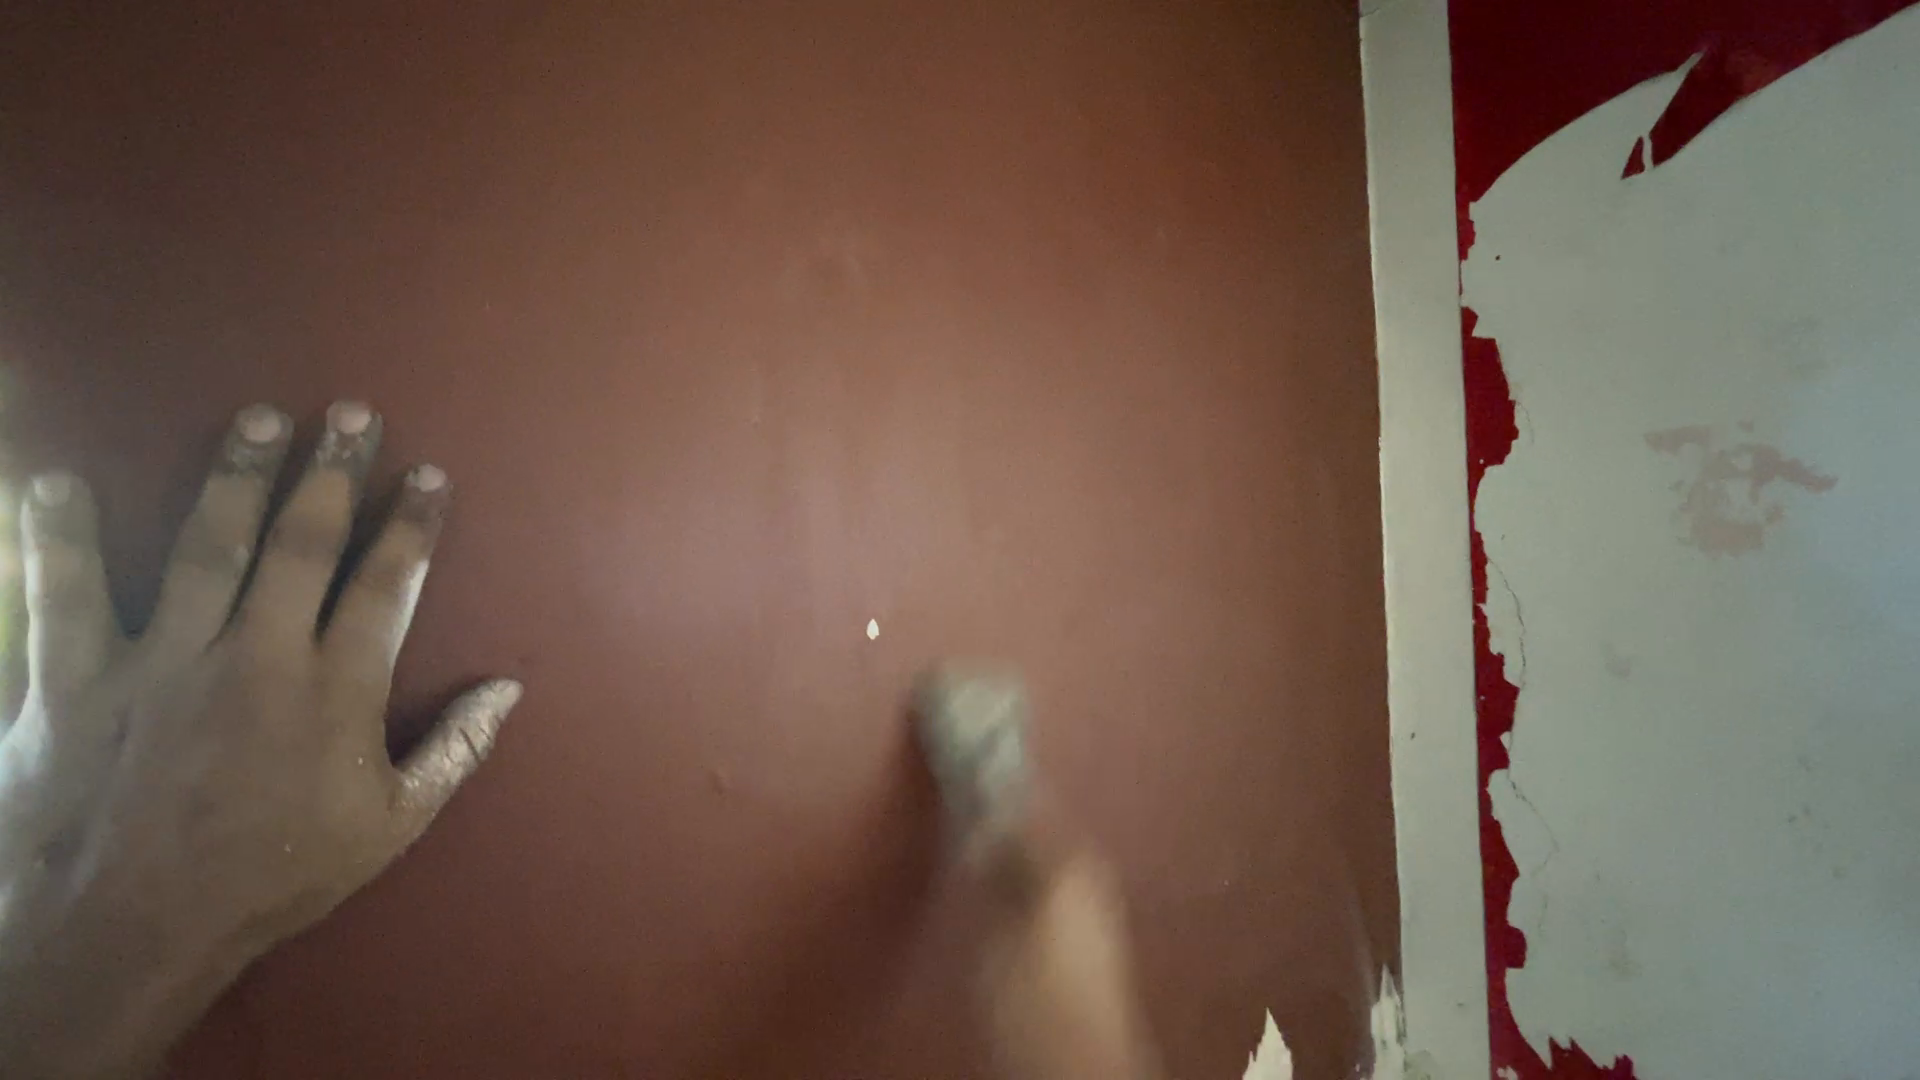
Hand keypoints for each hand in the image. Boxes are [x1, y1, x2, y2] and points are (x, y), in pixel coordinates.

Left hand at [0, 401, 520, 1078]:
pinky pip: (60, 598)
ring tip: (257, 418)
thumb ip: (458, 747)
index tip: (427, 473)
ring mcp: (159, 664)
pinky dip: (60, 537)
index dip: (412, 522)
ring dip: (233, 475)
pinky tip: (62, 479)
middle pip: (302, 542)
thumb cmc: (279, 873)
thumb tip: (510, 686)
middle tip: (349, 413)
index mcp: (337, 687)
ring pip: (202, 547)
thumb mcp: (397, 821)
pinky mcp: (69, 686)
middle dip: (332, 471)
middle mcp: (256, 656)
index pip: (387, 581)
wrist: (118, 941)